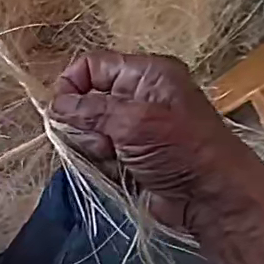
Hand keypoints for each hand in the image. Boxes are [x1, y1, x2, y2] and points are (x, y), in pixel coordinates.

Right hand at [48, 52, 263, 235]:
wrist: (208, 197)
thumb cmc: (181, 151)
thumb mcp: (134, 122)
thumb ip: (90, 110)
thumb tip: (55, 105)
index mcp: (145, 75)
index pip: (90, 66)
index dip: (71, 86)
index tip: (61, 112)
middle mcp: (135, 96)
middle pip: (82, 103)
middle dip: (85, 127)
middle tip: (107, 142)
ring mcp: (129, 127)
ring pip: (85, 132)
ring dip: (93, 150)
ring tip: (118, 159)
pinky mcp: (125, 153)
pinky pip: (94, 154)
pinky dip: (101, 165)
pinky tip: (121, 171)